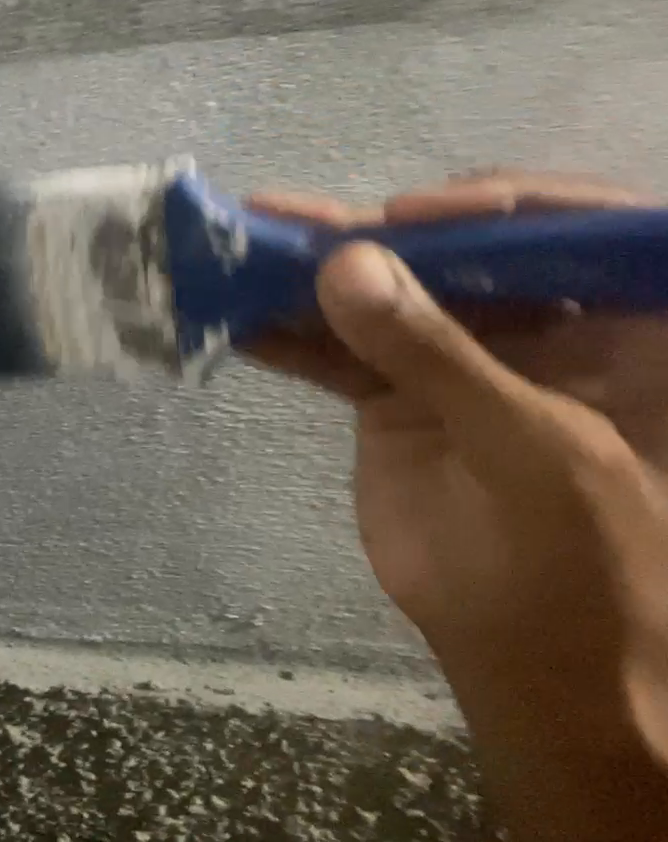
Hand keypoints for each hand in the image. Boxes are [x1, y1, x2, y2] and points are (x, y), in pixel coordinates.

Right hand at [247, 171, 667, 838]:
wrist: (530, 654)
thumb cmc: (587, 557)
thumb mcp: (527, 444)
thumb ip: (435, 352)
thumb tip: (343, 264)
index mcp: (631, 330)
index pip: (584, 233)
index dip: (502, 207)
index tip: (409, 215)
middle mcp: (547, 332)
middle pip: (458, 258)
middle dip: (374, 236)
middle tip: (289, 218)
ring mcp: (459, 365)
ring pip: (383, 301)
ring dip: (309, 280)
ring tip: (239, 253)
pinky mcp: (393, 400)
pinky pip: (334, 355)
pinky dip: (284, 339)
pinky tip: (234, 320)